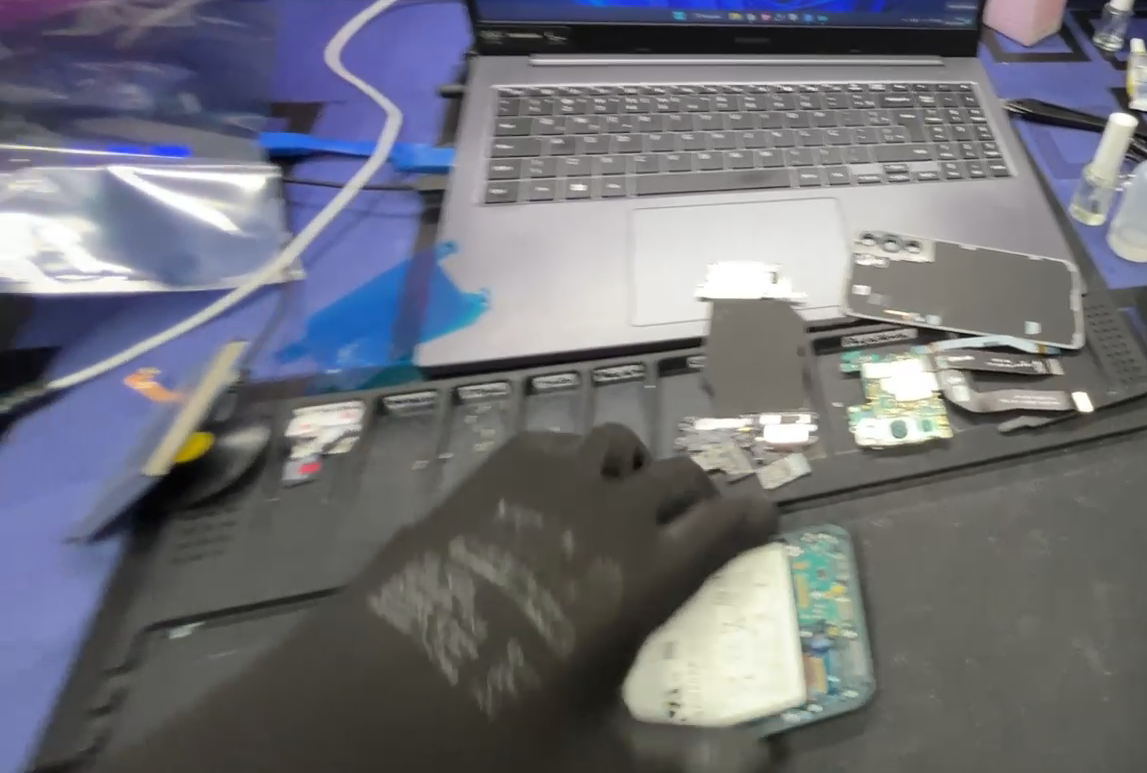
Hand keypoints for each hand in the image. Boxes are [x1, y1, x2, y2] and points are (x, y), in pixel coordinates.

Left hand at [106, 425, 778, 772]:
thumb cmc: (481, 744)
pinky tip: (553, 496)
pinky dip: (571, 459)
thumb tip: (762, 761)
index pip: (727, 522)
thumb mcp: (590, 760)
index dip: (755, 514)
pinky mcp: (495, 476)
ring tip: (621, 500)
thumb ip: (682, 756)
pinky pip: (555, 442)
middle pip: (683, 475)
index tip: (763, 517)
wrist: (346, 715)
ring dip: (635, 467)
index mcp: (643, 575)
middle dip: (699, 494)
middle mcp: (611, 515)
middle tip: (690, 522)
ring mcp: (552, 486)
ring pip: (620, 444)